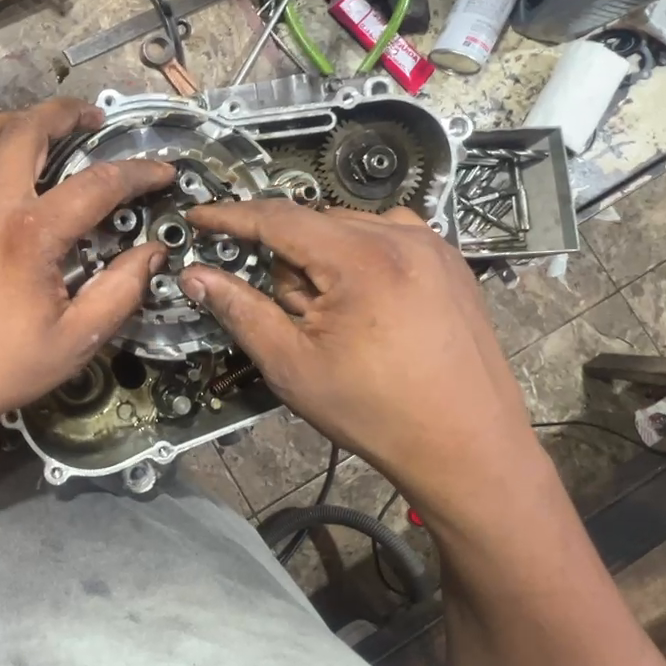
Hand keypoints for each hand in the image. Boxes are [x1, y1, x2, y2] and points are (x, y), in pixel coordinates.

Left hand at [0, 99, 172, 452]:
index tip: (163, 172)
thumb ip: (120, 291)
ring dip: (15, 122)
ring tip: (45, 128)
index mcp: (29, 235)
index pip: (96, 185)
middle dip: (63, 112)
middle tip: (93, 118)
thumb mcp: (76, 340)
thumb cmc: (1, 367)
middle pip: (24, 131)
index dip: (137, 173)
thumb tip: (151, 252)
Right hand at [180, 202, 533, 508]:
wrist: (470, 450)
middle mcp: (403, 237)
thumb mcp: (291, 364)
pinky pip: (384, 238)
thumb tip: (195, 275)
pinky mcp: (451, 263)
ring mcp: (434, 246)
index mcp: (362, 259)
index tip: (196, 218)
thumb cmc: (375, 412)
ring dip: (323, 261)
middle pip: (312, 225)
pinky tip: (366, 305)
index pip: (278, 218)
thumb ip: (239, 309)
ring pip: (347, 230)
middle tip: (296, 319)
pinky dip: (359, 260)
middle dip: (288, 262)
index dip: (230, 216)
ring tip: (335, 318)